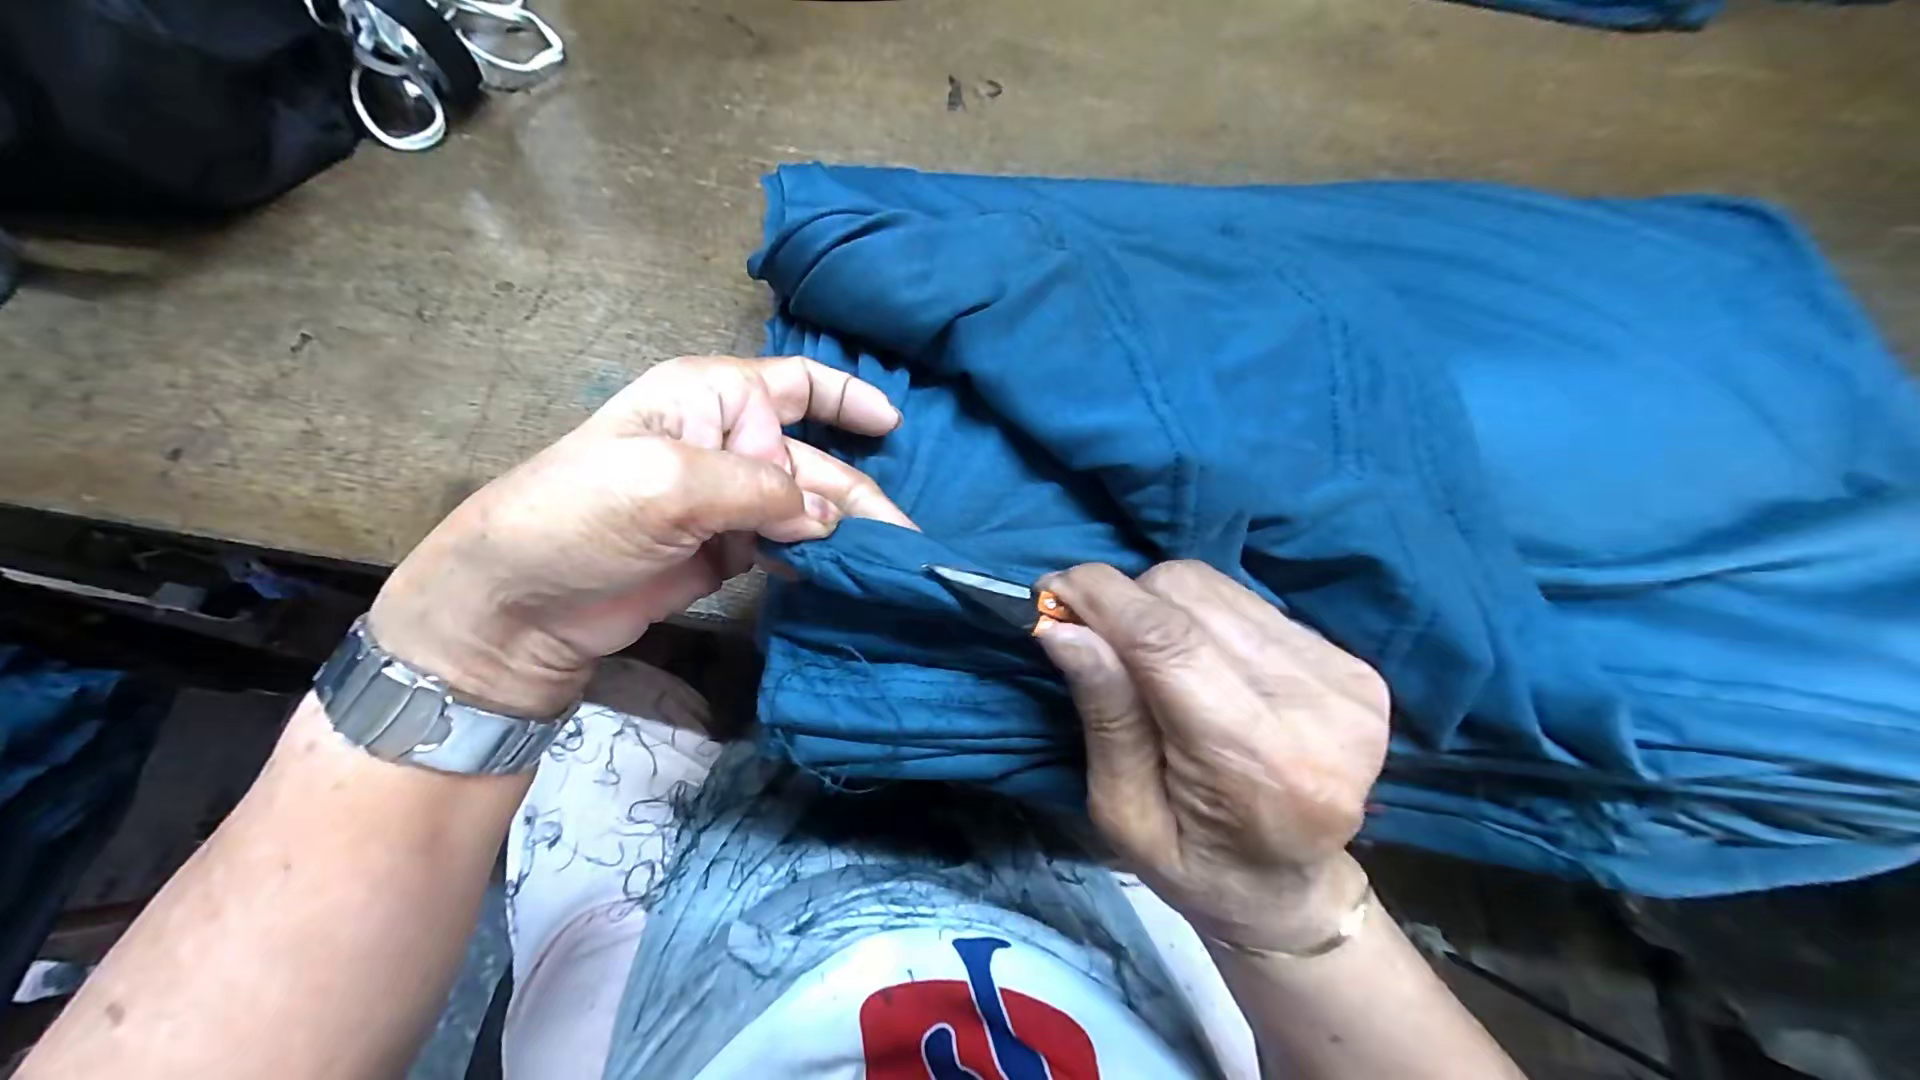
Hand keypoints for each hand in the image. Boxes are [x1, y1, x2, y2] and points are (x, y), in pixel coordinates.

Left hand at [368, 355, 914, 715]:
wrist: (522, 605)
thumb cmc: (580, 515)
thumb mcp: (669, 483)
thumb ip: (760, 491)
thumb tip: (827, 519)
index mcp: (710, 399)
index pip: (795, 385)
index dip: (847, 399)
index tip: (893, 424)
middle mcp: (726, 443)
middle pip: (811, 460)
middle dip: (856, 491)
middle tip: (902, 534)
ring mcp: (728, 501)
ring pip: (806, 508)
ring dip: (843, 531)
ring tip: (885, 561)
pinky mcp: (727, 549)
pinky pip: (788, 547)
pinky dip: (815, 558)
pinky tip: (841, 574)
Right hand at [1036, 561, 1389, 952]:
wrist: (1290, 884)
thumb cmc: (1194, 864)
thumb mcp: (1123, 812)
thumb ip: (1104, 714)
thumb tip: (1061, 627)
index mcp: (1260, 765)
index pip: (1167, 643)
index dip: (1101, 599)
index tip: (1049, 590)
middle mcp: (1317, 709)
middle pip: (1188, 598)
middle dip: (1122, 601)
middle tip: (1089, 633)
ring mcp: (1345, 680)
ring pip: (1213, 586)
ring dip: (1157, 603)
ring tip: (1142, 652)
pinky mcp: (1352, 662)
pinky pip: (1242, 598)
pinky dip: (1196, 613)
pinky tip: (1191, 654)